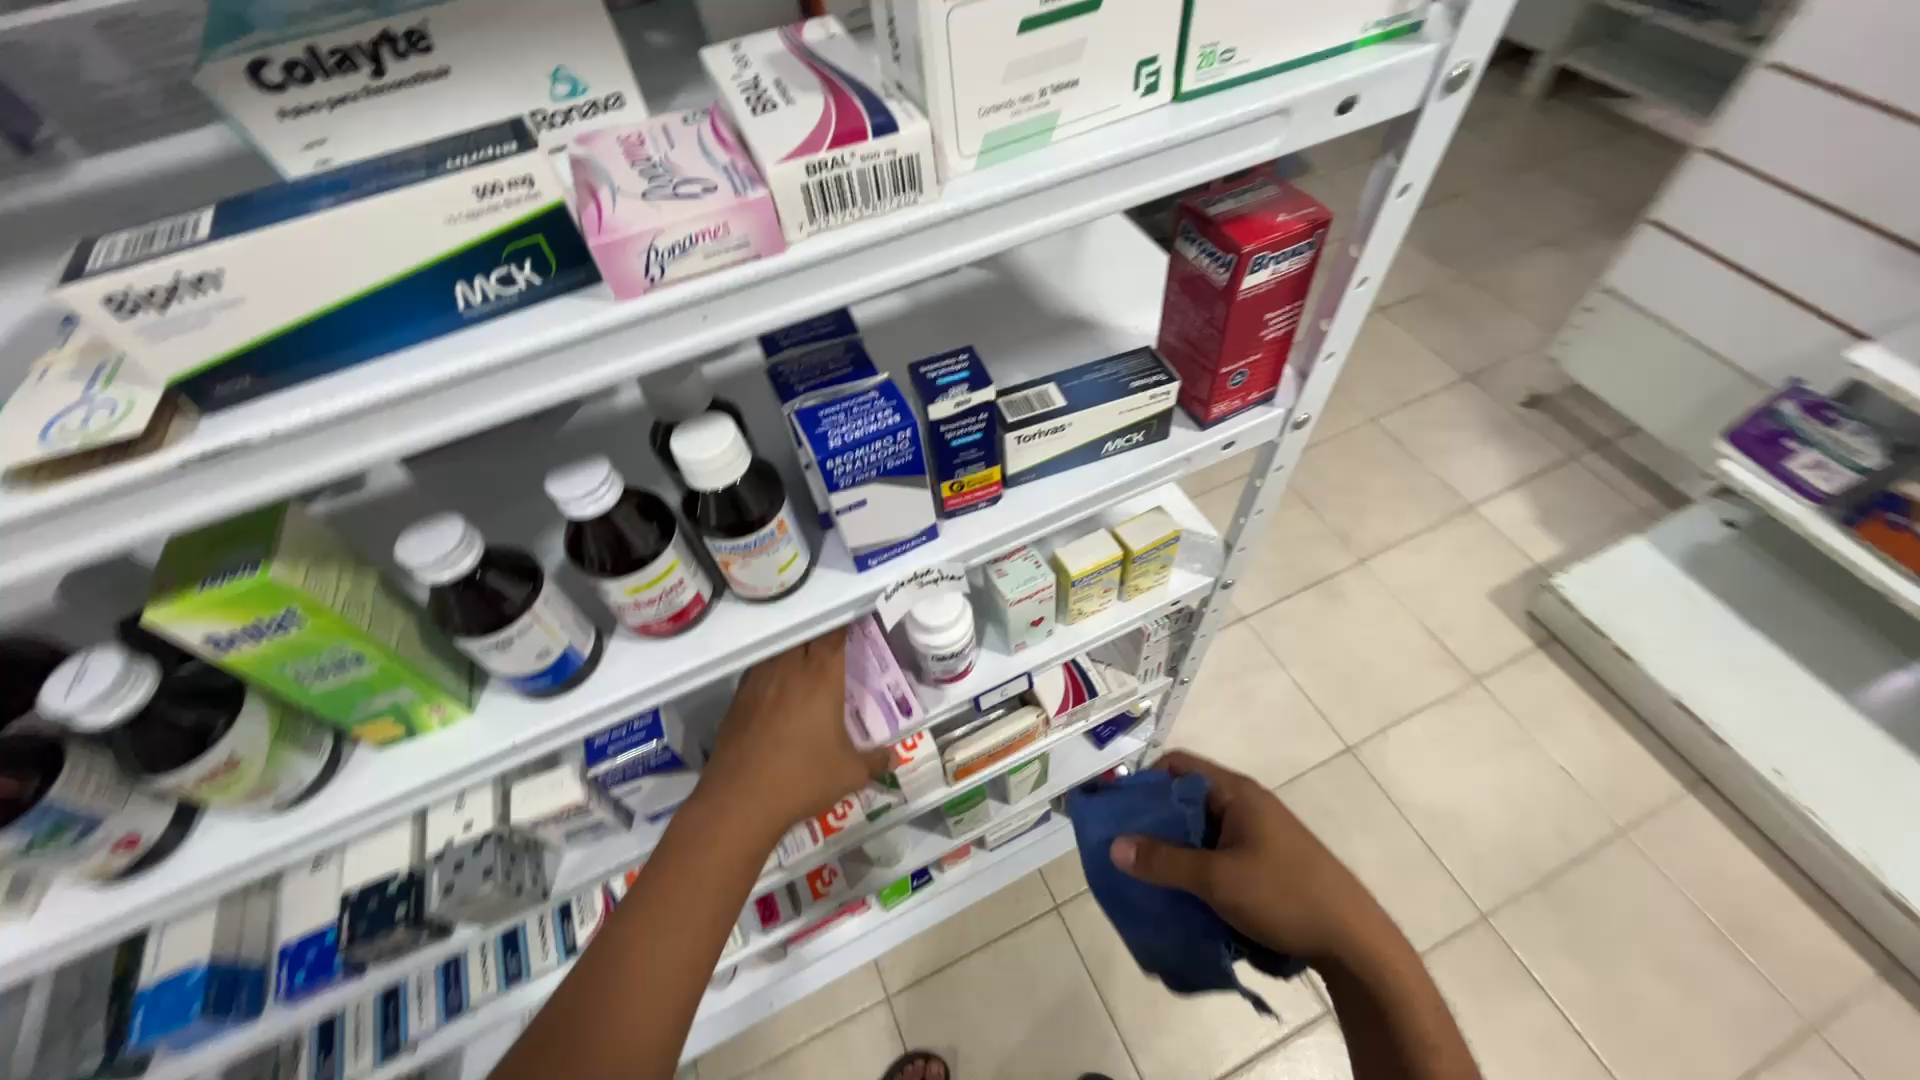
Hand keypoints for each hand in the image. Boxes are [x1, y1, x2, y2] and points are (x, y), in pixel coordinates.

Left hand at [704, 628, 893, 836]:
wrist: (740, 799)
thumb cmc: (803, 779)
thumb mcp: (850, 773)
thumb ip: (875, 761)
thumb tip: (894, 758)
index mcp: (821, 676)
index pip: (834, 633)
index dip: (845, 623)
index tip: (856, 620)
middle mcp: (789, 668)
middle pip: (806, 634)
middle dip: (821, 633)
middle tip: (836, 641)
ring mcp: (759, 679)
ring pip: (780, 648)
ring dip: (795, 648)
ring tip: (807, 660)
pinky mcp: (738, 697)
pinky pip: (761, 669)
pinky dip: (774, 669)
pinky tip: (780, 687)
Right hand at [1112, 750, 1386, 962]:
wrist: (1355, 943)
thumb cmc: (1285, 896)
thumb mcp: (1217, 879)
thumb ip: (1164, 861)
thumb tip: (1115, 845)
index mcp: (1235, 793)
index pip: (1177, 765)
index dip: (1143, 781)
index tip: (1117, 810)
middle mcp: (1244, 806)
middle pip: (1185, 800)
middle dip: (1151, 823)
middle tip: (1122, 849)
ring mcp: (1256, 836)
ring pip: (1199, 833)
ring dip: (1172, 851)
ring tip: (1143, 876)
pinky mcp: (1263, 865)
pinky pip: (1215, 856)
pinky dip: (1193, 869)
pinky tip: (1179, 896)